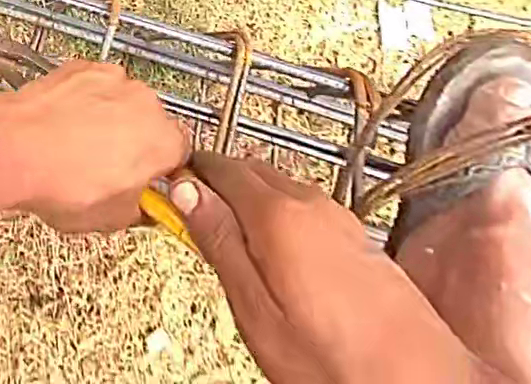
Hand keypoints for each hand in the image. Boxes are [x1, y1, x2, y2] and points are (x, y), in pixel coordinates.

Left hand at [0, 60, 189, 231]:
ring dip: (110, 115)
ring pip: (122, 100)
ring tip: (81, 141)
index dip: (163, 167)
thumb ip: (141, 208)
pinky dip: (85, 98)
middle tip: (110, 164)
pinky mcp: (83, 67)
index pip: (181, 151)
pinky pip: (94, 84)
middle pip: (151, 121)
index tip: (148, 178)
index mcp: (163, 140)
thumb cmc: (61, 181)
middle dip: (136, 139)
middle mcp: (144, 101)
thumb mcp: (113, 218)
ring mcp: (112, 79)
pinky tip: (66, 120)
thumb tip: (143, 205)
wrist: (15, 146)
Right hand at [173, 153, 497, 383]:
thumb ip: (219, 243)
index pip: (219, 167)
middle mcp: (307, 201)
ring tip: (236, 244)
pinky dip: (278, 214)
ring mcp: (337, 216)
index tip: (172, 190)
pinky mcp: (358, 236)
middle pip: (248, 169)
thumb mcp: (257, 312)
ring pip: (276, 185)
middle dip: (219, 183)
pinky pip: (302, 206)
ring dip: (249, 199)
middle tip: (198, 219)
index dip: (191, 173)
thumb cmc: (335, 366)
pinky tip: (278, 257)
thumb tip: (185, 190)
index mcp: (276, 213)